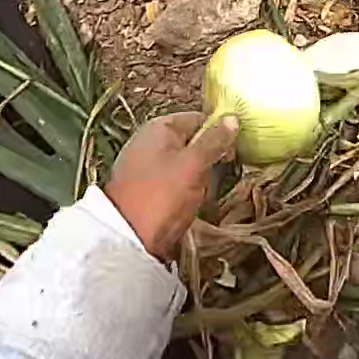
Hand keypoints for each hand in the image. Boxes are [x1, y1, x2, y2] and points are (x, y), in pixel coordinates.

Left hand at [105, 111, 237, 259]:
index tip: (231, 154)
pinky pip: (176, 186)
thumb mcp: (193, 165)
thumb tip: (233, 118)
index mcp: (159, 127)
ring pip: (189, 168)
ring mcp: (147, 166)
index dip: (218, 134)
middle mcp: (151, 142)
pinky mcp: (147, 189)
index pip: (200, 119)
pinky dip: (183, 196)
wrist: (126, 241)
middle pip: (195, 144)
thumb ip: (214, 141)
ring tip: (190, 199)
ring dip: (197, 184)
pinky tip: (181, 209)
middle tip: (203, 181)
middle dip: (206, 165)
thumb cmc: (161, 196)